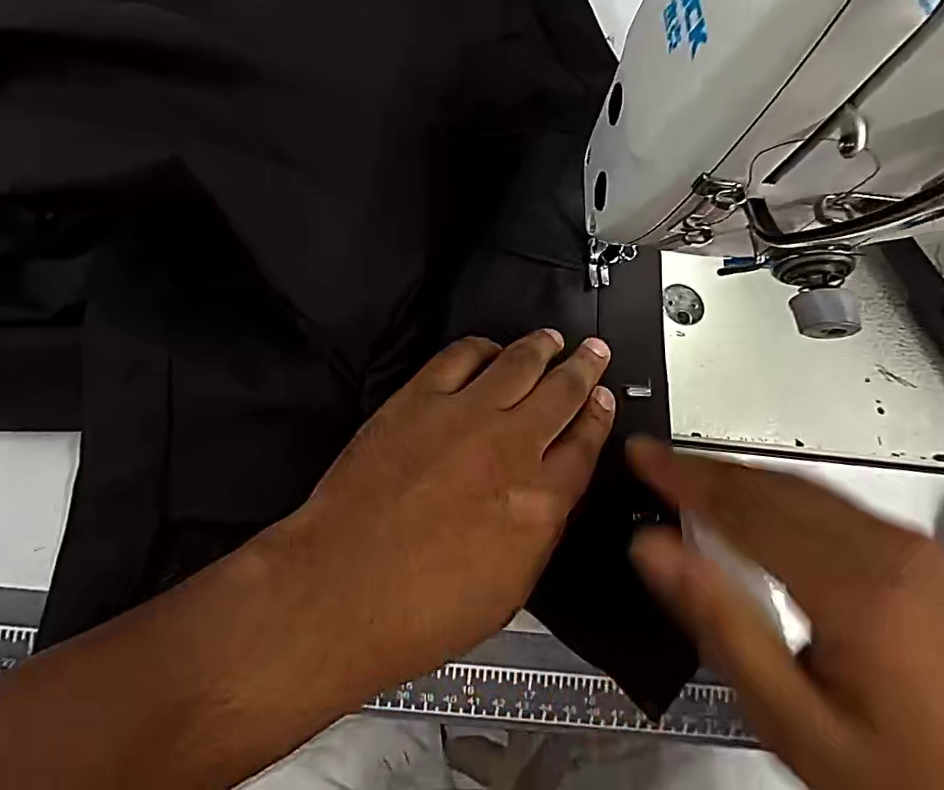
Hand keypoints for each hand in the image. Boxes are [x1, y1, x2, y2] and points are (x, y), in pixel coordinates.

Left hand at [263, 330, 615, 690]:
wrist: (341, 586)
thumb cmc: (414, 605)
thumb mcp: (506, 589)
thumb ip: (534, 534)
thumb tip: (541, 505)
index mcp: (539, 502)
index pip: (584, 446)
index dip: (597, 419)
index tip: (602, 402)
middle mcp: (508, 449)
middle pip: (561, 393)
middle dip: (583, 369)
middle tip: (593, 352)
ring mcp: (461, 417)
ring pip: (517, 365)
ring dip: (539, 347)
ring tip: (550, 339)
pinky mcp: (415, 401)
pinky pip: (457, 358)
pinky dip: (478, 347)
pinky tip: (484, 347)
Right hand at [626, 440, 943, 789]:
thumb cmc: (912, 783)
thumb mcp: (797, 720)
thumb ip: (721, 623)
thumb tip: (653, 549)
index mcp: (857, 587)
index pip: (744, 504)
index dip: (681, 474)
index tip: (640, 454)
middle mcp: (895, 555)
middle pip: (777, 486)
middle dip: (708, 470)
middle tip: (657, 463)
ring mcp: (924, 558)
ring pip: (810, 490)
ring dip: (745, 480)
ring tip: (696, 481)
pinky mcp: (939, 569)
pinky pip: (843, 507)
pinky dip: (787, 496)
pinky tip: (766, 510)